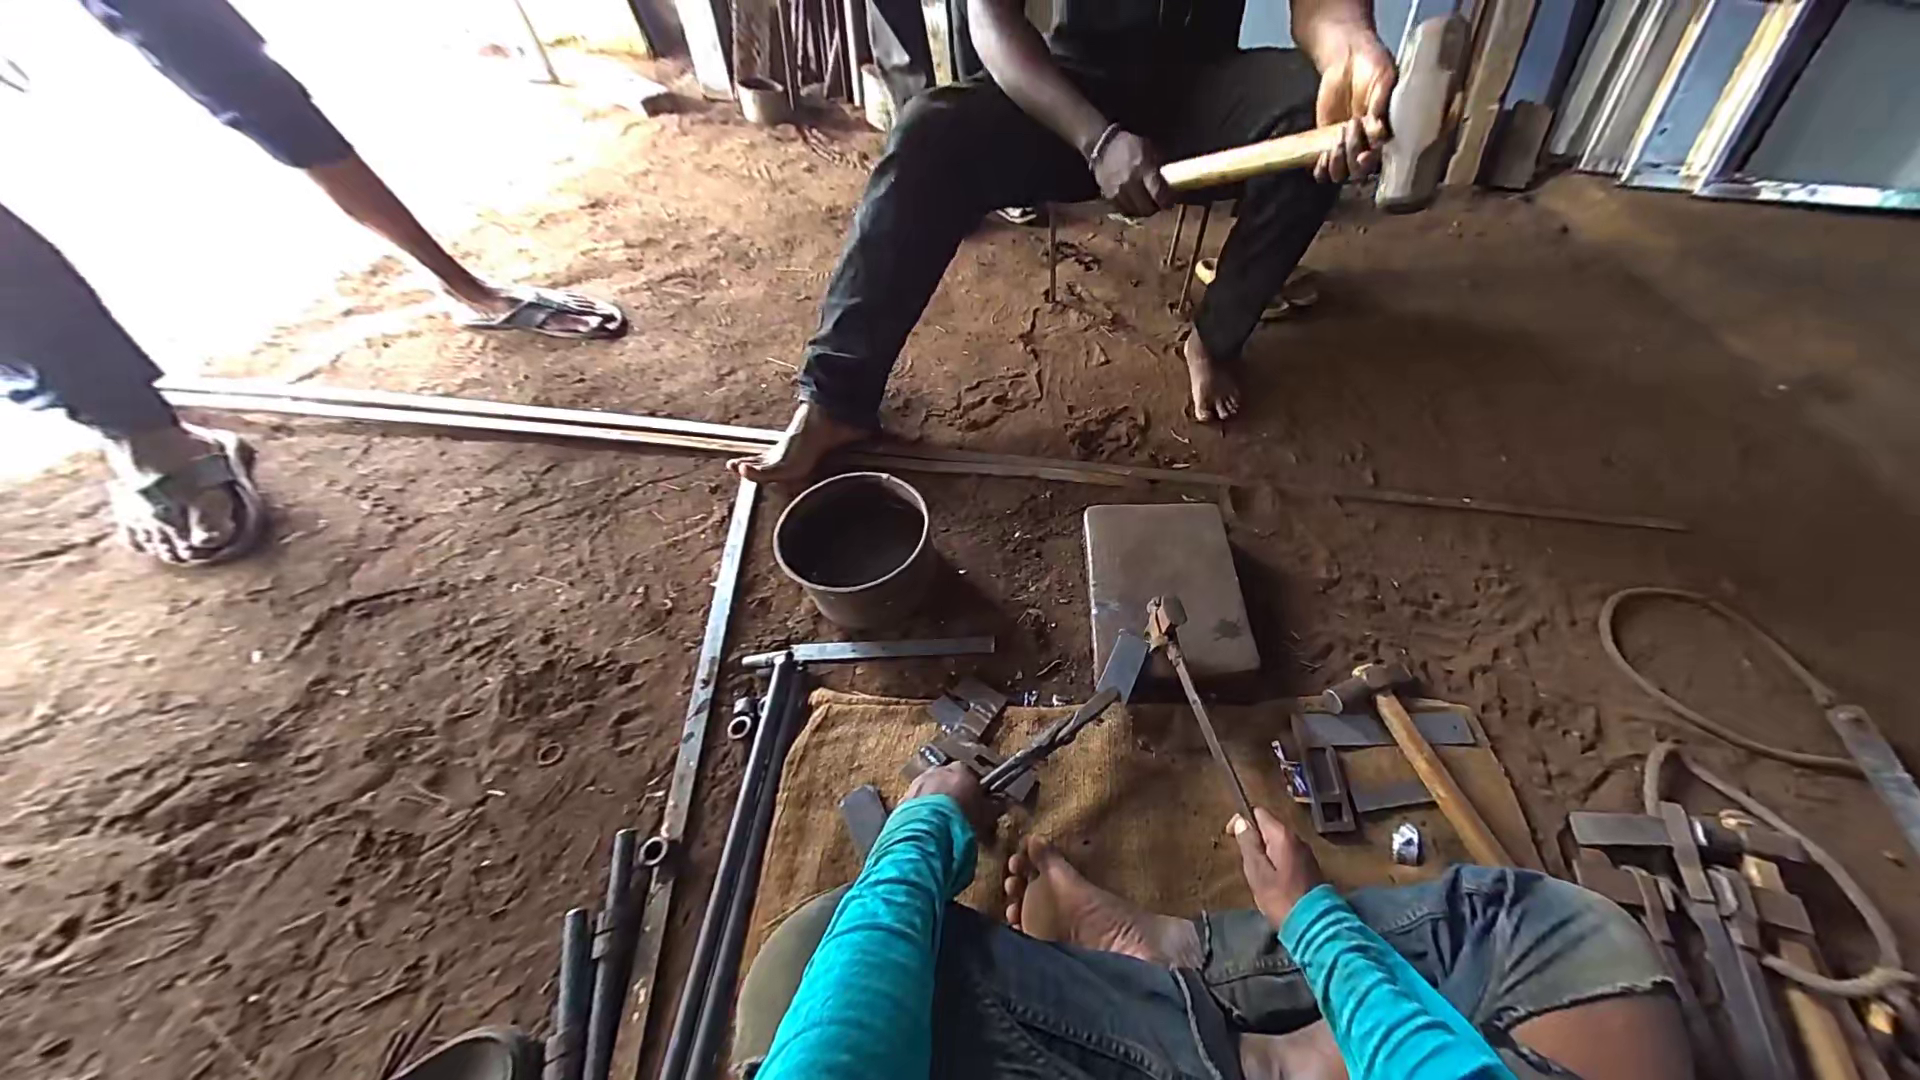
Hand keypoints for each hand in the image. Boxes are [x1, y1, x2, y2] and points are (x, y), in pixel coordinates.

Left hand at [903, 762, 1000, 835]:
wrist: (927, 836)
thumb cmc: (961, 823)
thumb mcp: (985, 816)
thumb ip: (992, 806)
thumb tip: (1001, 803)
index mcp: (961, 770)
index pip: (971, 775)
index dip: (973, 792)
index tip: (976, 806)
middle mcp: (938, 771)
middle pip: (948, 780)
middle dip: (952, 795)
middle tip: (958, 817)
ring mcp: (918, 783)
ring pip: (930, 791)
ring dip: (935, 804)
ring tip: (941, 827)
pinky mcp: (903, 799)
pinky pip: (916, 804)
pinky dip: (921, 814)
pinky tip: (927, 830)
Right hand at [1089, 128, 1172, 217]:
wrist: (1105, 147)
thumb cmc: (1132, 146)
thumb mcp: (1150, 150)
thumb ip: (1158, 170)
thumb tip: (1167, 187)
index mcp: (1143, 168)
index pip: (1158, 193)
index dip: (1166, 202)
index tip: (1170, 203)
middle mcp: (1130, 182)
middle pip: (1146, 207)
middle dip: (1155, 209)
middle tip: (1158, 205)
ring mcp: (1118, 192)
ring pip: (1135, 212)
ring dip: (1143, 211)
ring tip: (1147, 205)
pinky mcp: (1110, 197)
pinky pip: (1124, 210)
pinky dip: (1132, 210)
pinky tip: (1136, 205)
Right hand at [1231, 807, 1325, 927]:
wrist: (1318, 931)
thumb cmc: (1282, 899)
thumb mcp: (1257, 872)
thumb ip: (1248, 844)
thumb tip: (1241, 821)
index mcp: (1283, 836)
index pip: (1258, 813)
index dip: (1242, 821)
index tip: (1232, 838)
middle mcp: (1297, 839)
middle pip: (1268, 827)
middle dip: (1254, 840)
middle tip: (1247, 862)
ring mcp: (1307, 854)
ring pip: (1278, 843)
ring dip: (1265, 853)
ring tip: (1259, 874)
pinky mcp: (1311, 869)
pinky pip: (1287, 856)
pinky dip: (1277, 862)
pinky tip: (1274, 881)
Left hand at [1312, 32, 1395, 182]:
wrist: (1347, 61)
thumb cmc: (1372, 67)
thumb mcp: (1385, 80)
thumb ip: (1384, 104)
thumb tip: (1380, 132)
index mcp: (1384, 132)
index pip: (1380, 160)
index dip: (1372, 161)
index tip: (1368, 150)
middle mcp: (1366, 145)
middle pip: (1358, 171)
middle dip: (1353, 155)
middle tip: (1351, 125)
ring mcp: (1345, 148)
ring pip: (1340, 174)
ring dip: (1337, 162)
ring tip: (1337, 137)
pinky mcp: (1325, 147)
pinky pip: (1322, 171)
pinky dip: (1321, 169)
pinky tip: (1322, 157)